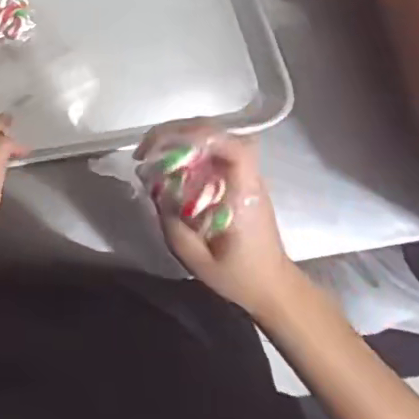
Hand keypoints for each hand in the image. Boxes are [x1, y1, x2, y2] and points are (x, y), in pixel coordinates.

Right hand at [134, 125, 299, 315]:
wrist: (272, 286)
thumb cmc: (238, 276)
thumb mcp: (196, 258)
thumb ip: (173, 223)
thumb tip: (154, 189)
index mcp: (244, 194)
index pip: (233, 148)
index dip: (197, 136)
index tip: (160, 148)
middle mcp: (248, 179)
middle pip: (221, 134)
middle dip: (179, 132)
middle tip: (146, 150)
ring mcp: (245, 178)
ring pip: (216, 140)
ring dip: (182, 139)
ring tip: (153, 153)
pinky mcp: (238, 182)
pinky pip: (213, 155)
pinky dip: (188, 151)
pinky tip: (169, 165)